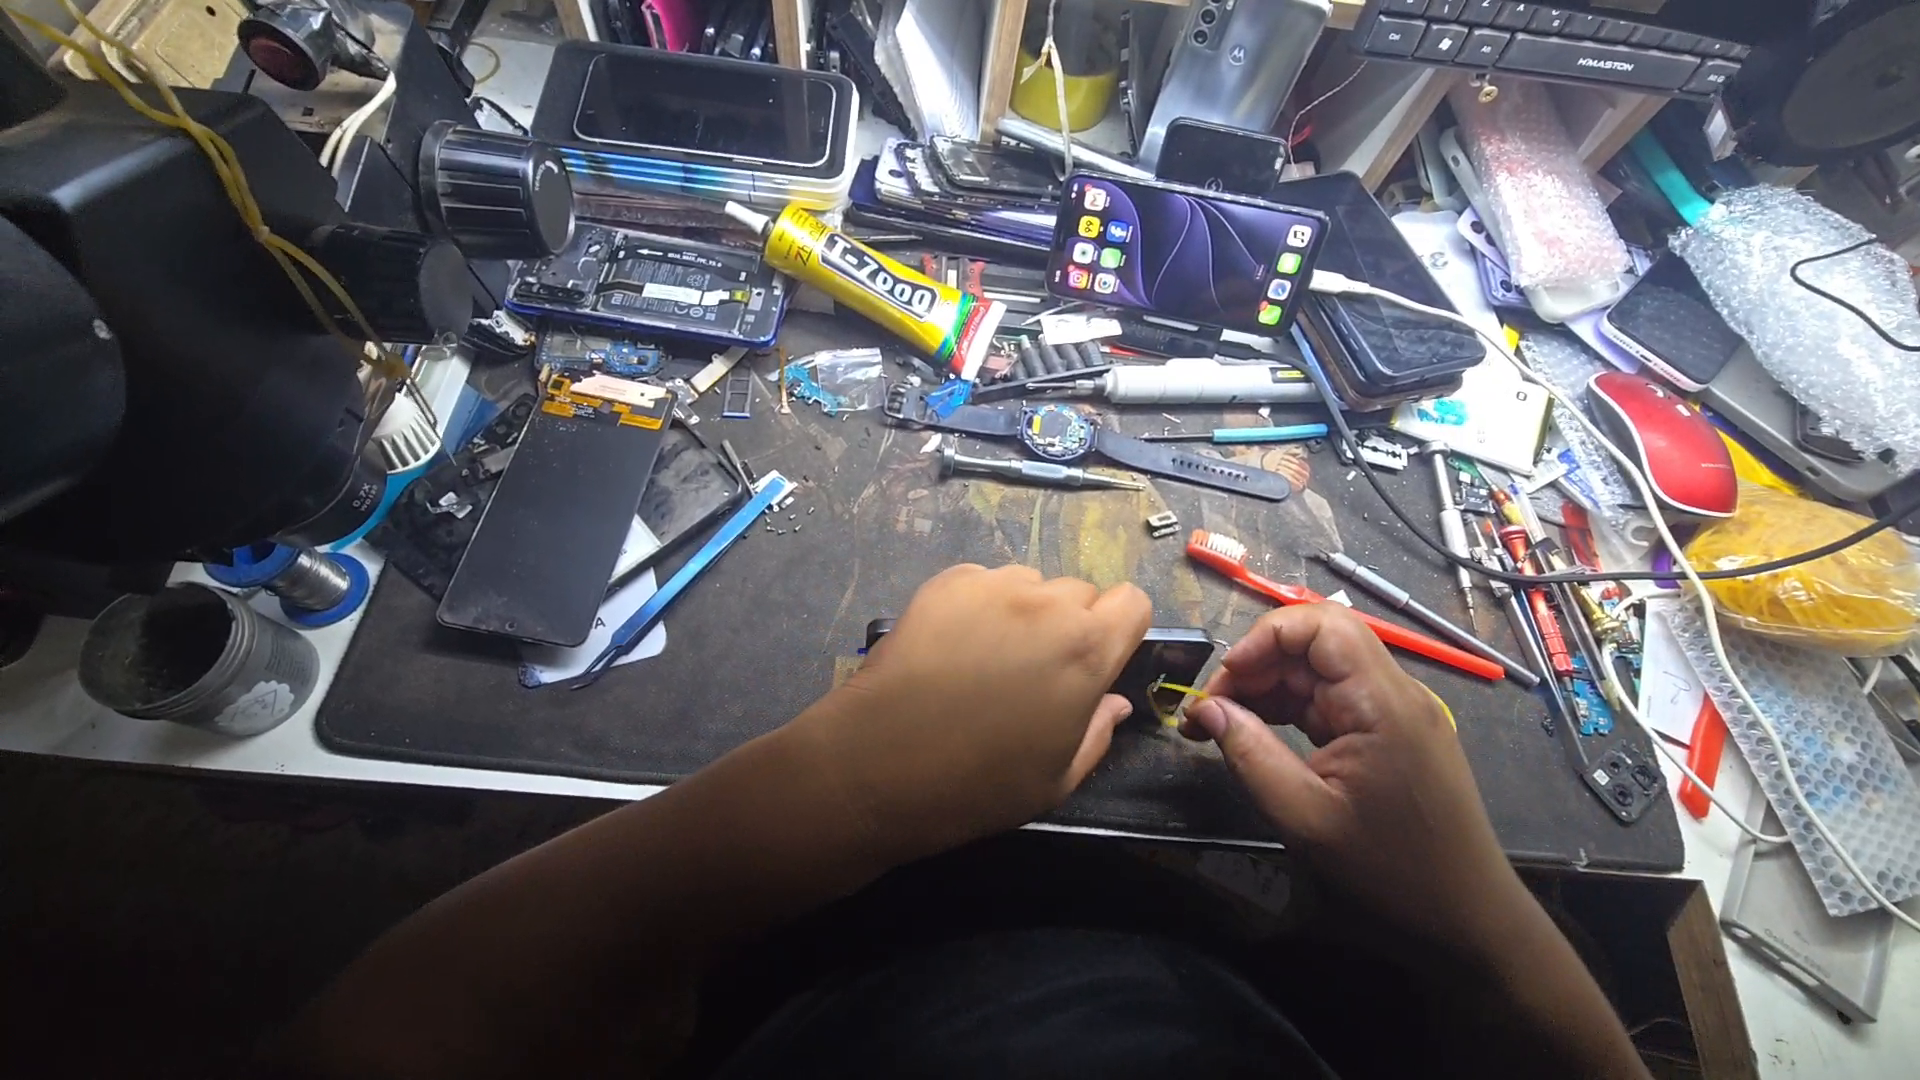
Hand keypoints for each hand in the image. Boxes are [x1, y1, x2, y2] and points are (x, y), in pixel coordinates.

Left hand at [795, 564, 1151, 865]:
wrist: (879, 764)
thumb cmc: (977, 785)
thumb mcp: (1055, 779)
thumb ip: (1097, 733)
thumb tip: (1114, 703)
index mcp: (1086, 649)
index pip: (1132, 602)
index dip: (1119, 628)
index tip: (1097, 659)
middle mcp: (1046, 604)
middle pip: (1080, 592)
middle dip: (1069, 623)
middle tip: (1034, 668)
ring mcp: (992, 587)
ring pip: (1030, 584)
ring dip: (1024, 611)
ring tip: (988, 656)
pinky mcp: (946, 582)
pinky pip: (983, 582)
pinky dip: (979, 604)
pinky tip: (952, 645)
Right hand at [1181, 604, 1526, 948]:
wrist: (1467, 923)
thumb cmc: (1389, 872)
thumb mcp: (1304, 817)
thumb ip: (1249, 754)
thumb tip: (1205, 708)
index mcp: (1382, 703)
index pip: (1322, 624)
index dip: (1265, 637)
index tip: (1225, 679)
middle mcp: (1392, 693)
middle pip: (1313, 644)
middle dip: (1254, 666)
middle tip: (1208, 711)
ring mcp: (1391, 712)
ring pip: (1314, 671)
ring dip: (1263, 688)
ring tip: (1218, 725)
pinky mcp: (1385, 733)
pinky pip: (1326, 700)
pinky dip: (1284, 709)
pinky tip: (1253, 733)